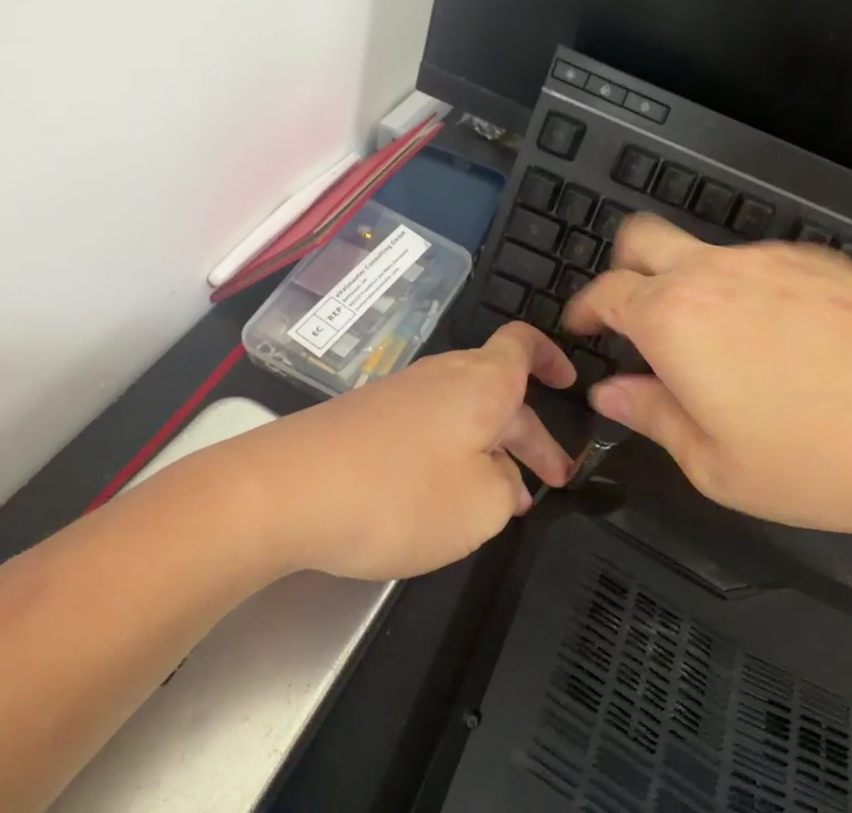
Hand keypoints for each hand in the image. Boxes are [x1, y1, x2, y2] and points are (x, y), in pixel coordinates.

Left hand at [242, 323, 576, 580]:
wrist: (282, 493)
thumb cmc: (399, 494)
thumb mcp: (482, 508)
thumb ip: (508, 490)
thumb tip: (501, 478)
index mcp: (482, 382)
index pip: (525, 344)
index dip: (552, 359)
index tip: (570, 386)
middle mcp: (443, 376)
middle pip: (500, 391)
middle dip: (531, 435)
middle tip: (553, 480)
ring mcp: (399, 395)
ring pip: (464, 414)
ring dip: (491, 451)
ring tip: (502, 501)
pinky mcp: (366, 420)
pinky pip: (427, 429)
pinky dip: (449, 456)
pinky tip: (442, 500)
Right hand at [564, 215, 851, 542]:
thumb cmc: (828, 458)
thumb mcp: (718, 466)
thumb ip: (653, 418)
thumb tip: (612, 393)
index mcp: (676, 320)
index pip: (604, 293)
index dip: (583, 311)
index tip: (583, 333)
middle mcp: (718, 273)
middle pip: (641, 238)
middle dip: (622, 271)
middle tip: (631, 322)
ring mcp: (775, 261)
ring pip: (704, 251)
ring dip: (688, 285)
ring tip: (716, 351)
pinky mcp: (824, 263)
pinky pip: (760, 265)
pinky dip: (744, 291)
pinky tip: (778, 346)